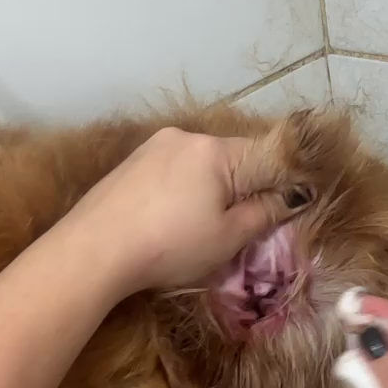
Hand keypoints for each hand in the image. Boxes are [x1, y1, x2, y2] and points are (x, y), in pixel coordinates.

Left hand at [56, 127, 289, 296]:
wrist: (93, 250)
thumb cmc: (169, 245)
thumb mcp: (227, 238)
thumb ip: (264, 212)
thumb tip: (293, 196)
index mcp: (214, 149)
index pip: (265, 156)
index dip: (276, 185)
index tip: (274, 214)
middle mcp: (183, 136)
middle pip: (230, 159)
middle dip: (238, 189)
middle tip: (231, 230)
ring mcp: (152, 146)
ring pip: (198, 166)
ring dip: (206, 191)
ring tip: (193, 229)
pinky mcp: (130, 163)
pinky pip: (170, 171)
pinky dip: (178, 192)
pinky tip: (166, 220)